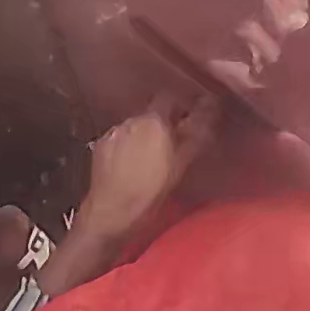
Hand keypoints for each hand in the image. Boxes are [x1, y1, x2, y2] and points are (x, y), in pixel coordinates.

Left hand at [77, 96, 216, 242]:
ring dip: (143, 135)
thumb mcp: (180, 165)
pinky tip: (130, 165)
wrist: (111, 213)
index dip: (179, 106)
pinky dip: (126, 146)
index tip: (186, 119)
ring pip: (134, 126)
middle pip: (150, 112)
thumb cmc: (151, 191)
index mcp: (153, 121)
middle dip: (161, 123)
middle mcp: (131, 120)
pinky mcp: (100, 146)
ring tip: (149, 159)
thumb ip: (195, 136)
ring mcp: (113, 132)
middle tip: (171, 144)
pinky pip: (119, 138)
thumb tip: (209, 113)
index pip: (168, 97)